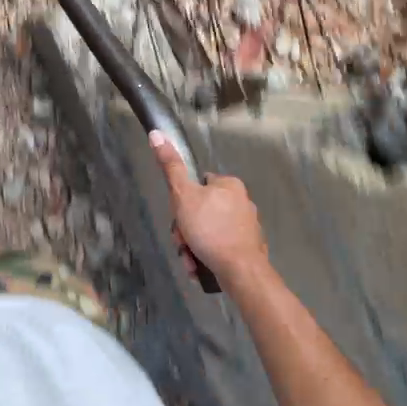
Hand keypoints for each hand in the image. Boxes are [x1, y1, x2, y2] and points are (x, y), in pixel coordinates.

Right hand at [149, 131, 268, 284]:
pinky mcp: (250, 251)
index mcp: (230, 185)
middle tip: (182, 242)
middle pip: (202, 210)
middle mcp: (242, 203)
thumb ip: (170, 166)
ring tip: (190, 260)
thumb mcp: (182, 194)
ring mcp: (248, 229)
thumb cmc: (210, 229)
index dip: (182, 200)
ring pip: (209, 232)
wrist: (242, 272)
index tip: (178, 216)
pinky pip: (221, 248)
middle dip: (186, 229)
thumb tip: (157, 133)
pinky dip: (208, 256)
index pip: (198, 184)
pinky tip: (200, 268)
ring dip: (194, 246)